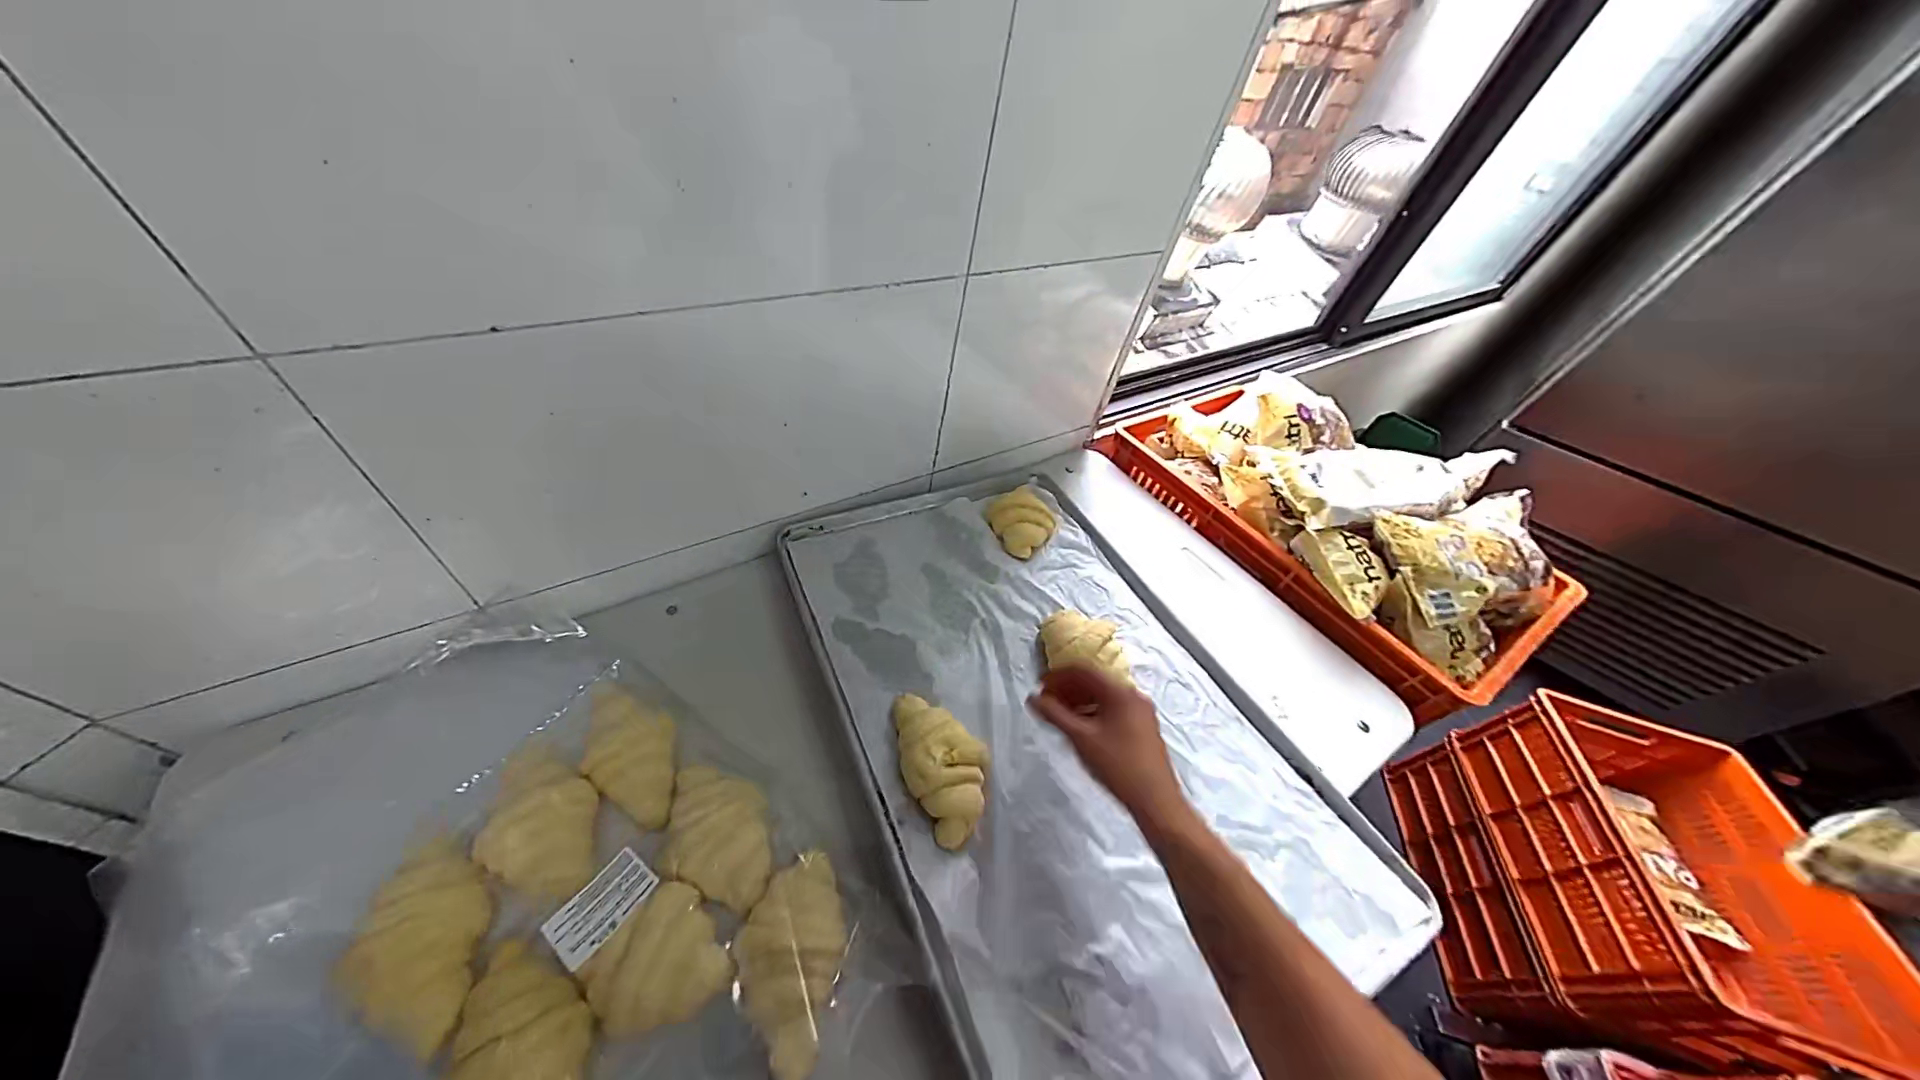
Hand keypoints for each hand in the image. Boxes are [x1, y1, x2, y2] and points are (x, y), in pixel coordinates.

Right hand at [1027, 665, 1190, 825]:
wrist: (1156, 800)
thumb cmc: (1118, 767)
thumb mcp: (1081, 739)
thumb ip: (1054, 715)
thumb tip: (1033, 699)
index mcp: (1120, 692)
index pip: (1084, 671)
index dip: (1058, 676)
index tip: (1040, 687)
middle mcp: (1133, 695)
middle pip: (1095, 682)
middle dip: (1068, 689)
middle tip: (1047, 701)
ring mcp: (1142, 711)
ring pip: (1104, 696)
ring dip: (1080, 701)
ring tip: (1060, 715)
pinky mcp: (1144, 727)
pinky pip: (1114, 709)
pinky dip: (1095, 711)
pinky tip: (1081, 727)